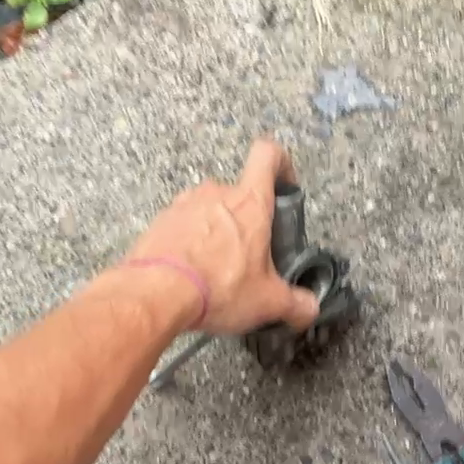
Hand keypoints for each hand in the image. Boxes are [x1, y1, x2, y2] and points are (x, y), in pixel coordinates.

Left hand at [124, 140, 320, 336]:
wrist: (154, 295)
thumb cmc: (216, 286)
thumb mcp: (267, 301)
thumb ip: (295, 303)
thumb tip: (309, 308)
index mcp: (250, 203)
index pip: (267, 156)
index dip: (280, 164)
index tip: (284, 186)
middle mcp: (216, 194)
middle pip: (239, 192)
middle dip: (248, 220)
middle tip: (252, 252)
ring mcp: (184, 205)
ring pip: (210, 209)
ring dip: (218, 231)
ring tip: (219, 268)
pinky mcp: (160, 222)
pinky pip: (183, 225)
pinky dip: (191, 244)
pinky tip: (193, 274)